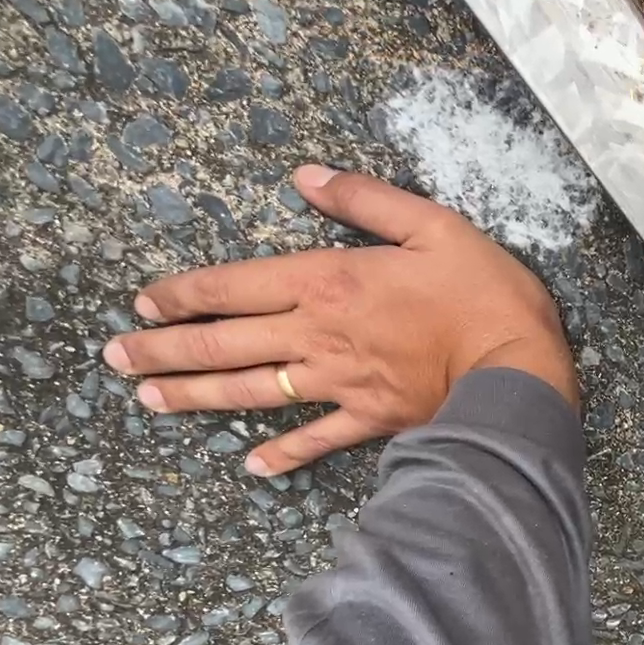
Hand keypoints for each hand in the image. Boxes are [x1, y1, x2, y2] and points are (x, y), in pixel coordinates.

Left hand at [103, 165, 577, 476]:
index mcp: (328, 281)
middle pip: (223, 342)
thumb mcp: (439, 228)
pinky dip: (285, 455)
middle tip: (120, 357)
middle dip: (164, 349)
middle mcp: (319, 334)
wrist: (523, 366)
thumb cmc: (489, 295)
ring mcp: (344, 382)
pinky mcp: (376, 417)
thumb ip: (369, 201)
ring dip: (197, 395)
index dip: (180, 294)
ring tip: (150, 400)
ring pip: (253, 390)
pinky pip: (319, 439)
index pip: (231, 286)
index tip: (146, 304)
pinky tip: (254, 467)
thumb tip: (306, 178)